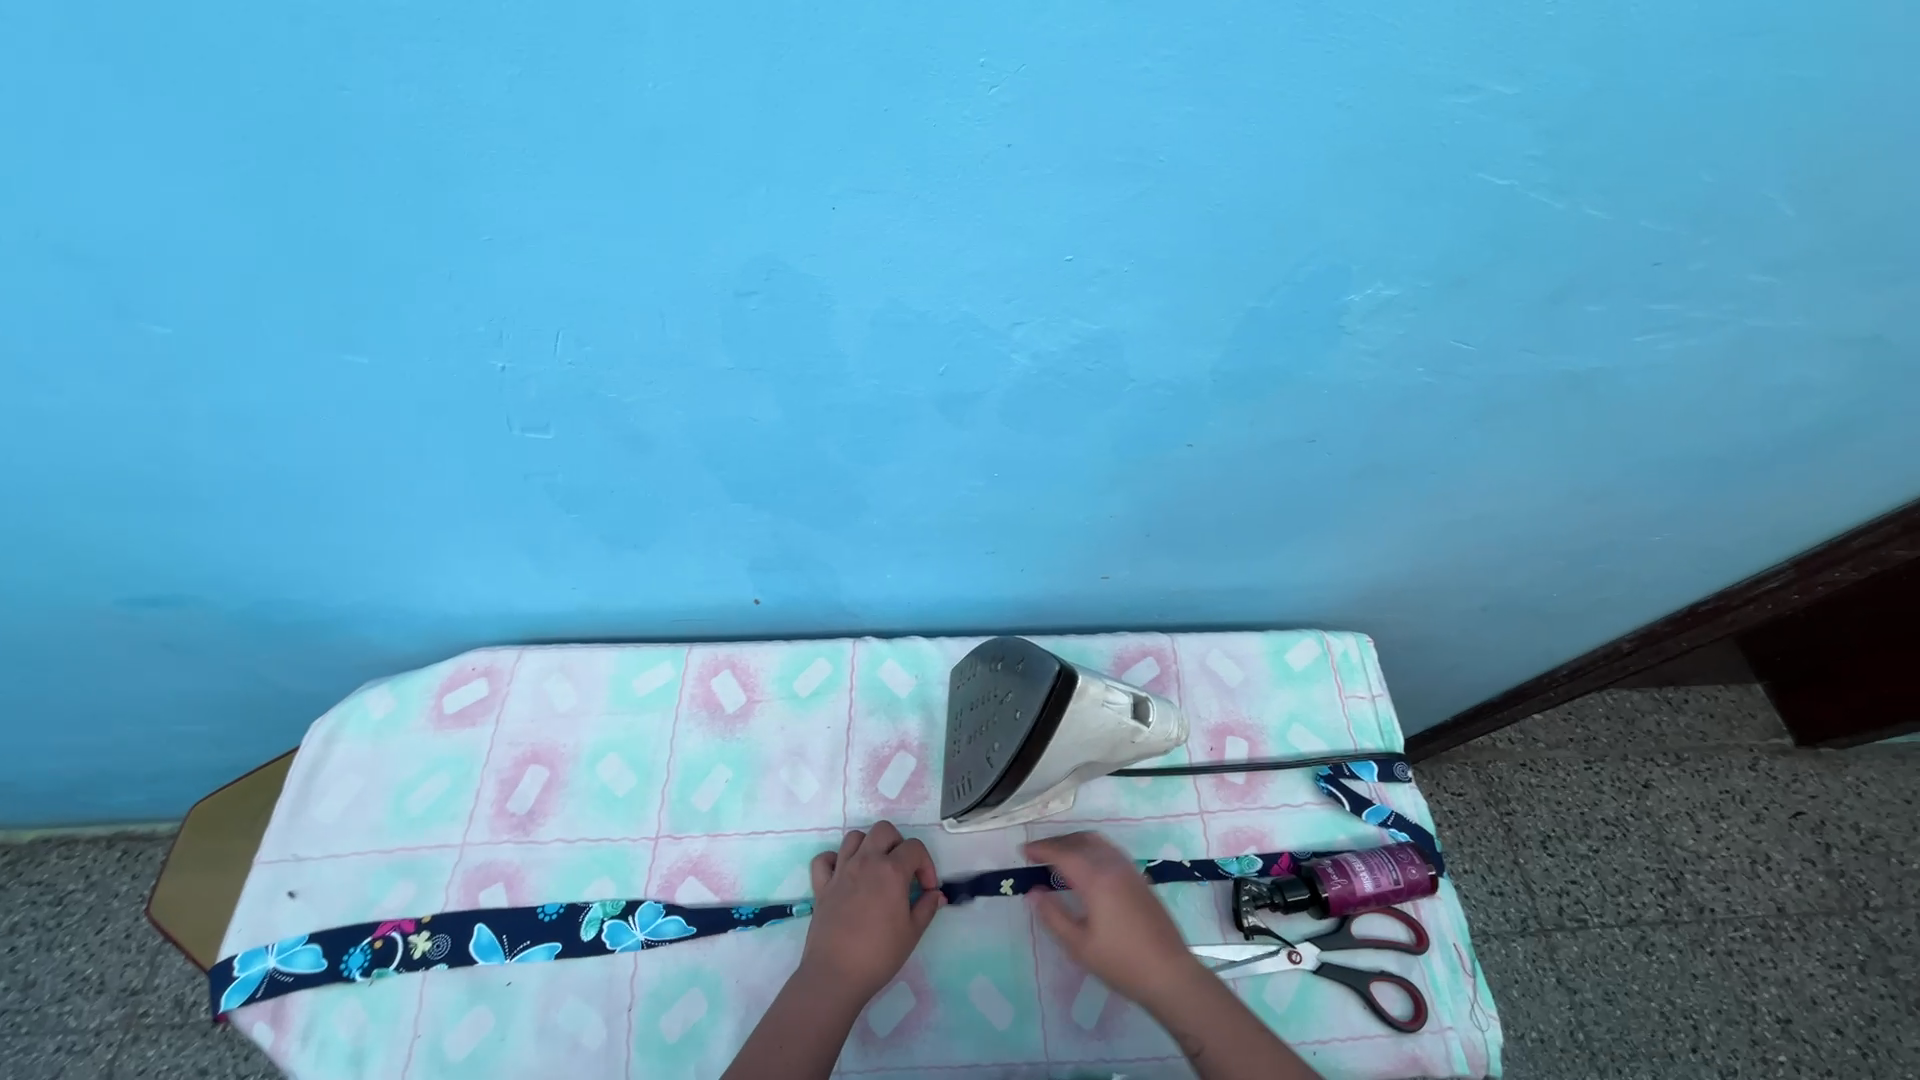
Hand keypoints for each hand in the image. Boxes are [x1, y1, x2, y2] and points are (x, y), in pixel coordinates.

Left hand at [798, 821, 944, 1003]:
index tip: (927, 890)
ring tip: (876, 869)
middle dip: (898, 844)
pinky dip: (834, 860)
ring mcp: (841, 871)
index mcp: (891, 870)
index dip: (926, 865)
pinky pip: (824, 859)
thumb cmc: (879, 954)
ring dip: (869, 846)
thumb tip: (936, 895)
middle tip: (903, 871)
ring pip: (854, 837)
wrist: (836, 974)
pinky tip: (844, 875)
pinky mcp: (822, 886)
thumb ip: (926, 908)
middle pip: (883, 831)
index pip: (915, 848)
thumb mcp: (912, 932)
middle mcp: (865, 862)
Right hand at [1025, 831, 1208, 1008]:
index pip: (1062, 853)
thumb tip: (1033, 892)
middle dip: (1056, 842)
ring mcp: (1130, 870)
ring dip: (1074, 842)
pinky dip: (1091, 848)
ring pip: (1097, 842)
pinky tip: (1086, 867)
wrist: (1170, 973)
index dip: (1041, 849)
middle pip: (1080, 841)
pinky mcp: (1140, 878)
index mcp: (1096, 879)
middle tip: (1037, 853)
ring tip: (1058, 856)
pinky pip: (1110, 850)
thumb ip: (1053, 915)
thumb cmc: (1121, 962)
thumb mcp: (1079, 945)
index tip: (1023, 852)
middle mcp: (1113, 866)